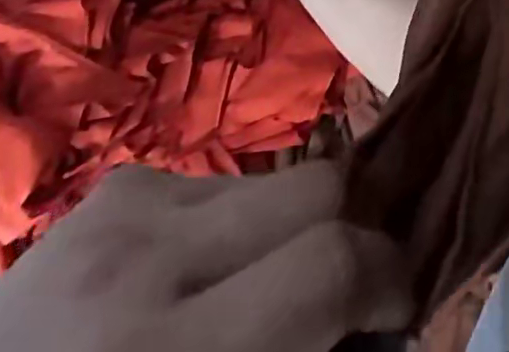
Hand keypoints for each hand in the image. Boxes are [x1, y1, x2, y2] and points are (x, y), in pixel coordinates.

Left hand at [0, 163, 410, 351]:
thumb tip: (386, 329)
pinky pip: (220, 181)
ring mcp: (125, 205)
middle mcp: (148, 254)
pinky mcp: (114, 187)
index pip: (330, 261)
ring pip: (276, 175)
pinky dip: (238, 223)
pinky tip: (201, 274)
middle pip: (319, 184)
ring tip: (262, 286)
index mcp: (173, 351)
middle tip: (342, 289)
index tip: (394, 307)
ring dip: (293, 228)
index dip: (390, 277)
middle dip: (353, 233)